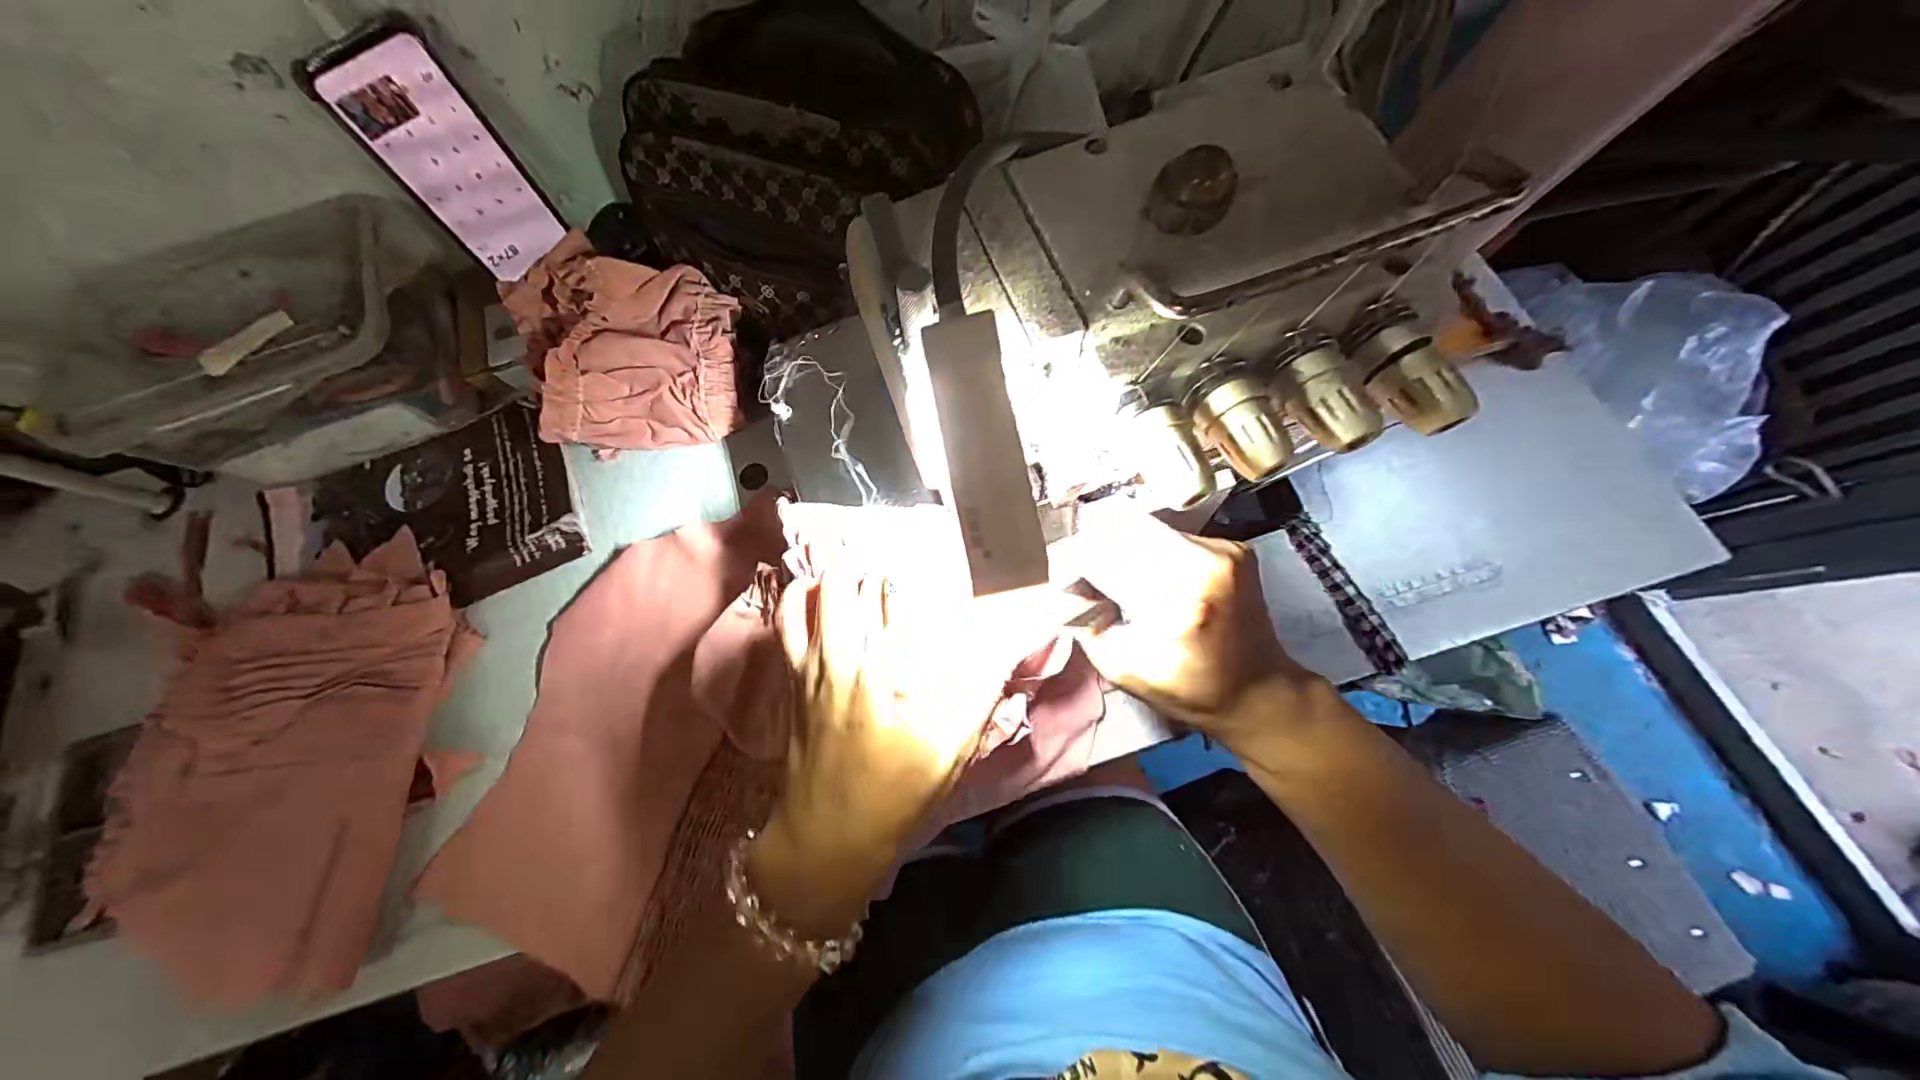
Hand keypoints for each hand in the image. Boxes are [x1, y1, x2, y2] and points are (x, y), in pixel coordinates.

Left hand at [750, 569, 1058, 934]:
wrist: (826, 838)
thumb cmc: (894, 795)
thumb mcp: (949, 750)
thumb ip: (977, 693)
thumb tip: (1006, 646)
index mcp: (881, 670)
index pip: (897, 598)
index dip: (918, 574)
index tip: (934, 563)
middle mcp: (840, 656)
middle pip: (847, 582)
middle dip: (871, 564)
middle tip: (893, 560)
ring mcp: (807, 665)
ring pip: (812, 594)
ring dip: (834, 572)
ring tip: (855, 564)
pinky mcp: (789, 679)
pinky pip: (785, 622)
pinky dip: (798, 597)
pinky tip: (815, 592)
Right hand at [1060, 509, 1317, 745]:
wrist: (1260, 691)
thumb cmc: (1189, 690)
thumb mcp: (1122, 667)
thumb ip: (1086, 623)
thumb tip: (1065, 586)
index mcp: (1177, 602)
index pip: (1105, 555)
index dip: (1078, 563)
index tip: (1069, 579)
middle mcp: (1205, 563)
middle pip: (1126, 529)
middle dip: (1099, 547)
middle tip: (1089, 572)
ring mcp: (1224, 550)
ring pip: (1149, 526)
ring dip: (1126, 546)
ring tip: (1123, 578)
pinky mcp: (1234, 546)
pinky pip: (1174, 534)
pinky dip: (1155, 551)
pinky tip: (1156, 577)